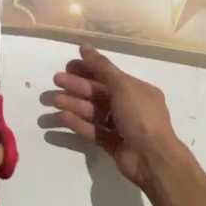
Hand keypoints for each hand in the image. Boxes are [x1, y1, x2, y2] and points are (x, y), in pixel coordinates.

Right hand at [49, 46, 193, 190]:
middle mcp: (129, 106)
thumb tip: (84, 47)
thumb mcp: (123, 86)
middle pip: (98, 93)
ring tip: (53, 100)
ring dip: (73, 104)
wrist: (152, 158)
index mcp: (136, 90)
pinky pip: (92, 130)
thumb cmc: (141, 116)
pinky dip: (77, 123)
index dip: (89, 69)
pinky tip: (62, 117)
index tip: (69, 65)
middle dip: (77, 86)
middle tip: (56, 80)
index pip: (108, 75)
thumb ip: (102, 67)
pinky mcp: (111, 143)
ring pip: (93, 111)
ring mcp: (120, 126)